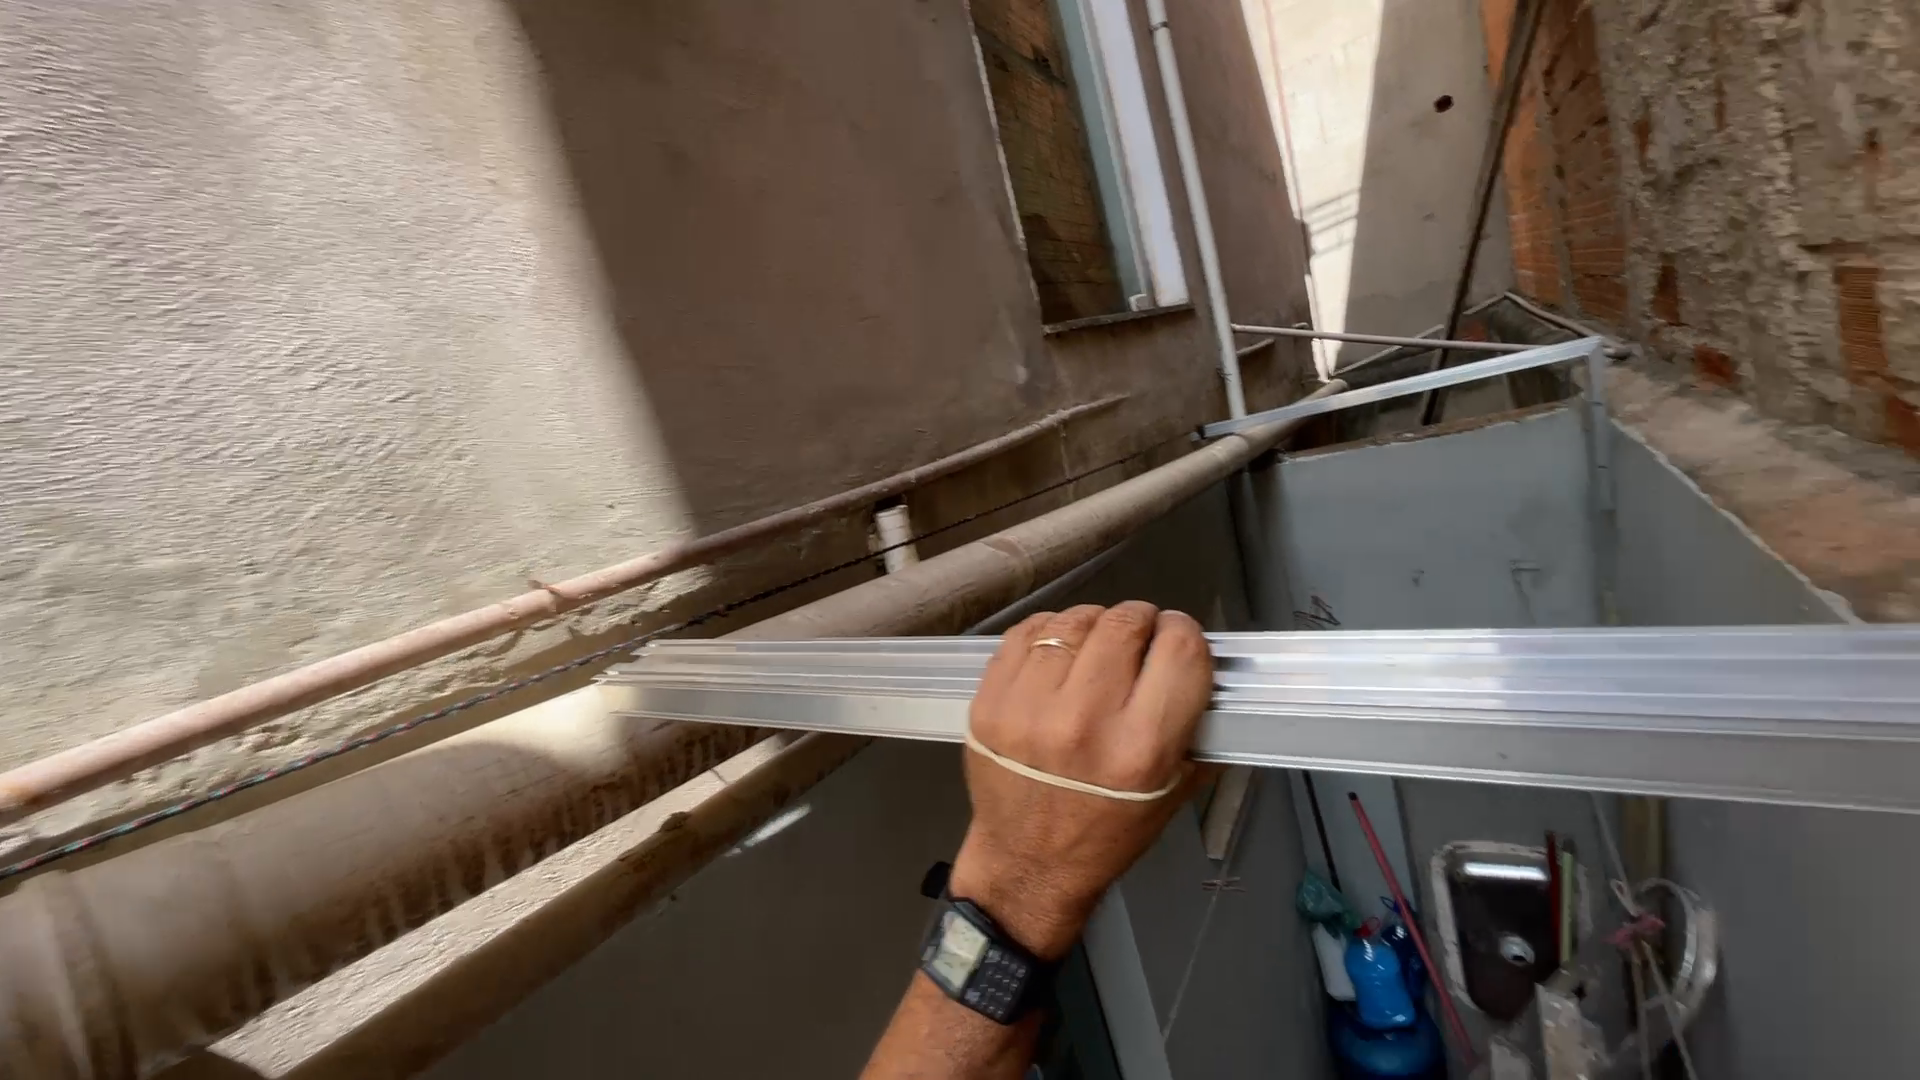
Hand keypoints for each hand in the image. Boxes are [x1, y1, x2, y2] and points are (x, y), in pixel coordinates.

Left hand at [946, 602, 1214, 959]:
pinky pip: (1027, 632)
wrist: (1028, 862)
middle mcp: (1082, 721)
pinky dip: (1050, 632)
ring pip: (1073, 620)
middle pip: (1123, 623)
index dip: (1184, 633)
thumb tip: (1205, 661)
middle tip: (1138, 638)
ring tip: (1096, 644)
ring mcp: (1027, 707)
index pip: (1179, 650)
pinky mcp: (989, 699)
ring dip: (1093, 623)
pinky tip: (1058, 652)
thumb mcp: (1174, 790)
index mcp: (1140, 749)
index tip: (1177, 638)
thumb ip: (1197, 723)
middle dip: (1140, 622)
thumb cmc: (1108, 830)